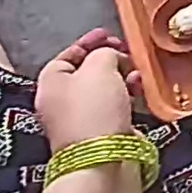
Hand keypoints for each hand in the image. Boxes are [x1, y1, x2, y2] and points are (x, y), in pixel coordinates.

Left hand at [35, 29, 141, 147]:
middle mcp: (62, 102)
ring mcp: (82, 120)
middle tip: (127, 54)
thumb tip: (111, 58)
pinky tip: (140, 91)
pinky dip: (128, 95)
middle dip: (109, 60)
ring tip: (138, 73)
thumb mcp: (99, 66)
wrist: (104, 158)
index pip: (67, 55)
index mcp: (51, 83)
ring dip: (122, 77)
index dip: (88, 42)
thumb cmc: (95, 107)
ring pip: (105, 89)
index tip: (110, 34)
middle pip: (87, 72)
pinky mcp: (102, 133)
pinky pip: (116, 106)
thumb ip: (104, 53)